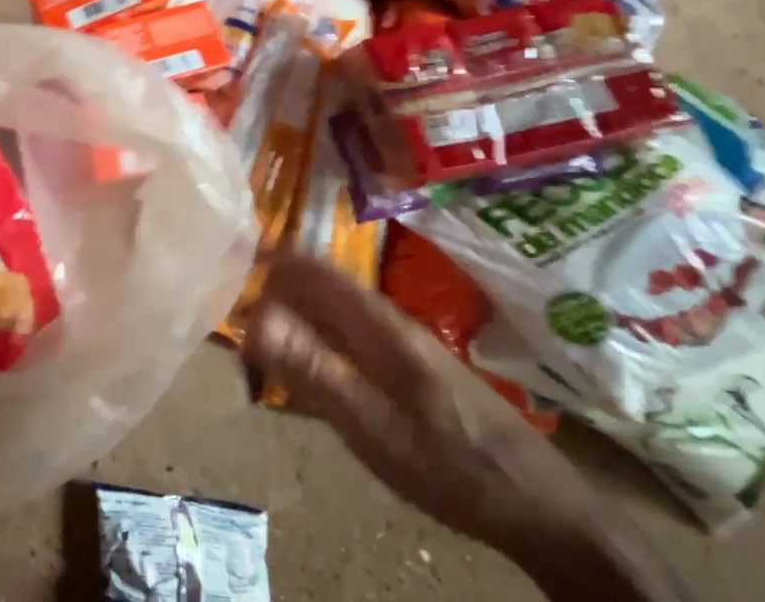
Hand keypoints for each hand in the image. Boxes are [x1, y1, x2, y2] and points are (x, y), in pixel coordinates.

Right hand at [243, 255, 696, 601]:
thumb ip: (313, 371)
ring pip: (330, 310)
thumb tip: (255, 321)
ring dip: (288, 313)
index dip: (270, 256)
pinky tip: (297, 365)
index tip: (224, 259)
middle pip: (319, 285)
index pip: (314, 268)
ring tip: (248, 336)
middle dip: (270, 288)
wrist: (541, 508)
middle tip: (223, 307)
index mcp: (380, 326)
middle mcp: (388, 324)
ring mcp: (400, 346)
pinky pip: (344, 335)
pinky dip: (310, 337)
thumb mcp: (373, 425)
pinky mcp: (407, 370)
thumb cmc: (453, 466)